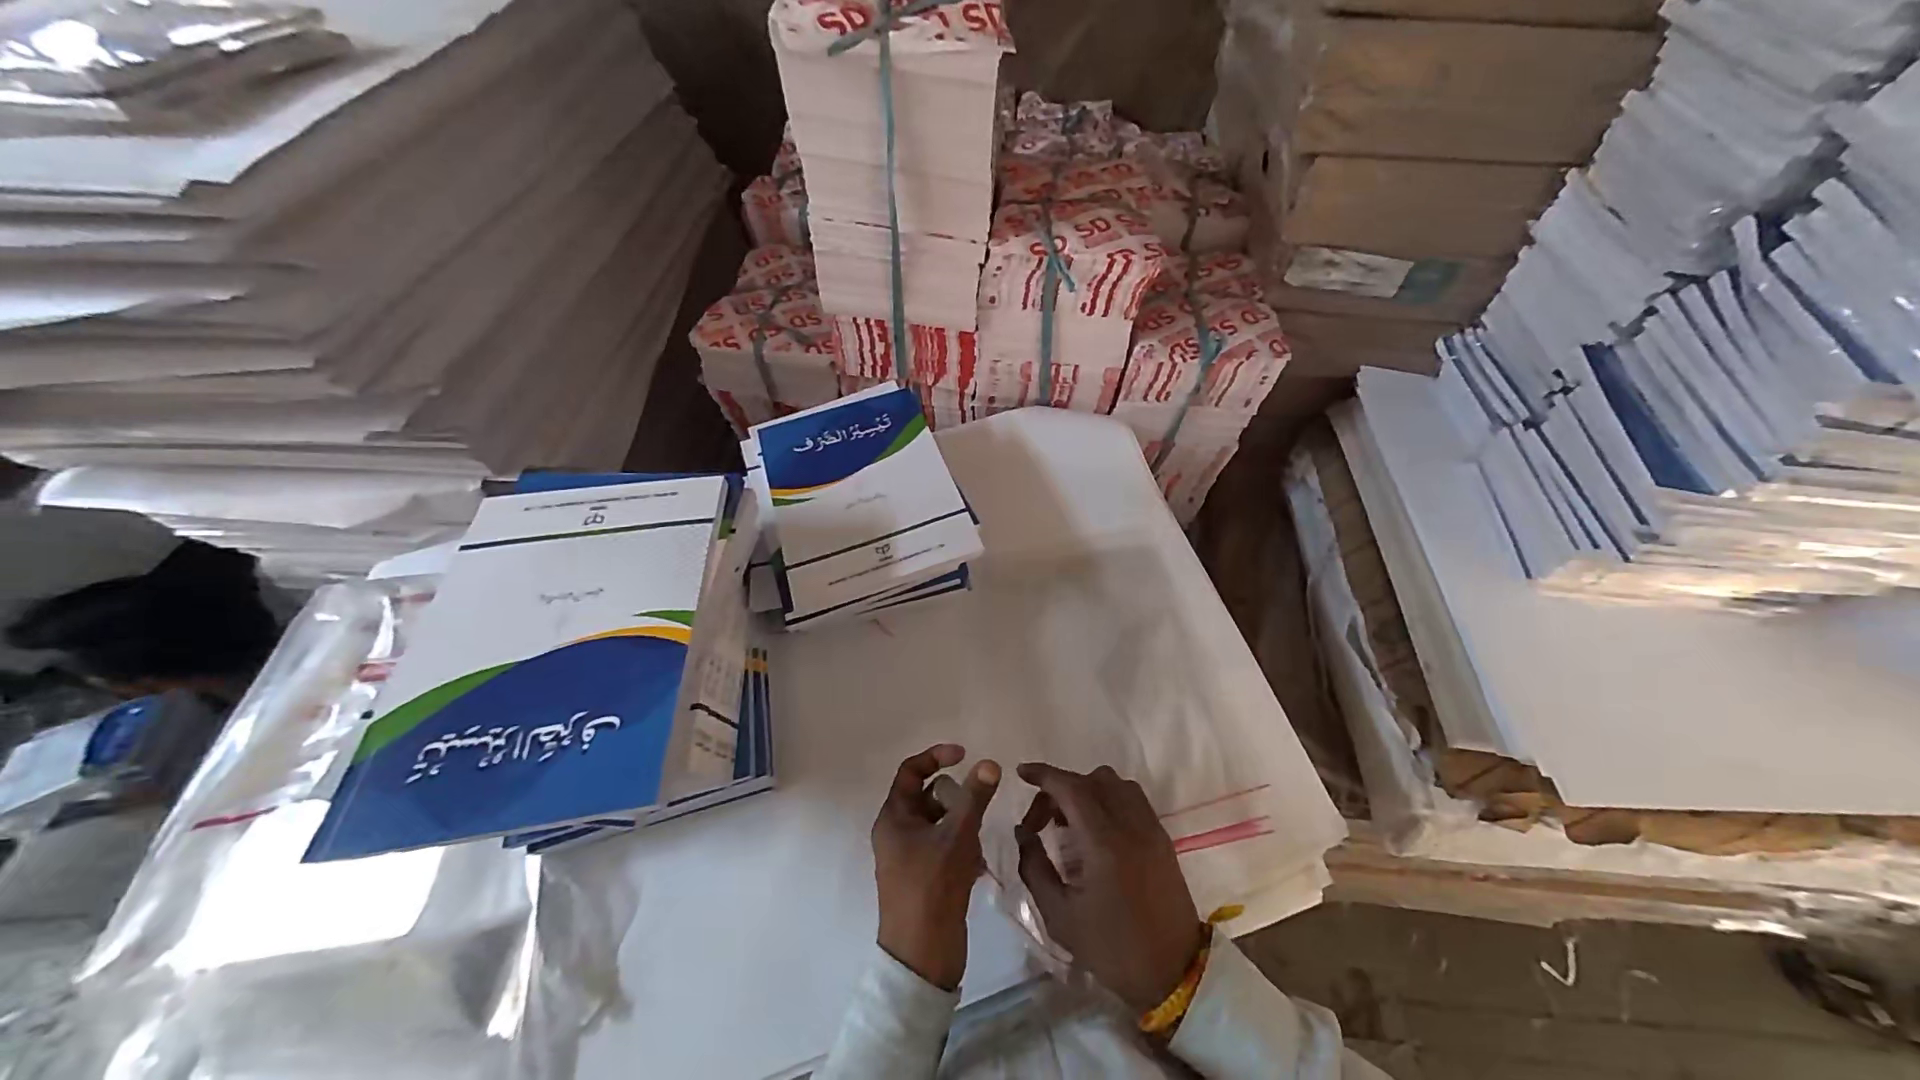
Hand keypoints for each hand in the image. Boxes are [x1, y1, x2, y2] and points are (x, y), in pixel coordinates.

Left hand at [872, 744, 1000, 990]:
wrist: (922, 955)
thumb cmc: (933, 886)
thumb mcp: (957, 835)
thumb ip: (974, 797)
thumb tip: (988, 763)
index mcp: (894, 817)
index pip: (911, 772)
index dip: (936, 757)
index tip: (965, 756)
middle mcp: (897, 833)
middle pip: (929, 798)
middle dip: (956, 801)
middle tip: (975, 814)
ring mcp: (910, 857)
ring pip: (941, 825)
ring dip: (963, 828)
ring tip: (977, 845)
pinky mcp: (924, 878)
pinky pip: (945, 849)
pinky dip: (963, 850)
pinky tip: (979, 867)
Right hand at [1014, 763, 1206, 1012]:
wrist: (1173, 973)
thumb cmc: (1111, 948)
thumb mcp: (1060, 915)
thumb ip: (1035, 867)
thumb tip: (1022, 833)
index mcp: (1104, 843)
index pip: (1071, 788)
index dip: (1044, 775)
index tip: (1021, 773)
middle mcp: (1131, 825)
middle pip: (1093, 780)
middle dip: (1061, 787)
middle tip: (1042, 819)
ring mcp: (1151, 829)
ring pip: (1116, 784)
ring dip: (1088, 790)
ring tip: (1069, 820)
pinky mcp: (1163, 838)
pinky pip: (1133, 798)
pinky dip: (1109, 798)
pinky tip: (1096, 827)